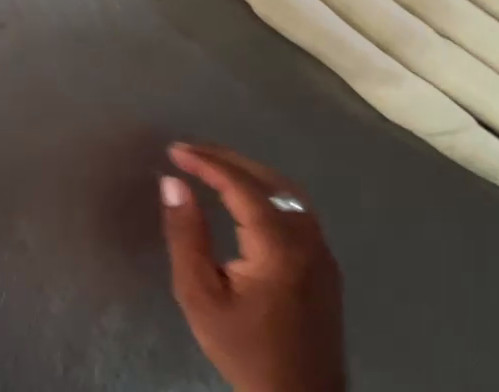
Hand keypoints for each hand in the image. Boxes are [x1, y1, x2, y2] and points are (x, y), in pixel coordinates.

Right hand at [161, 143, 345, 391]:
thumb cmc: (243, 347)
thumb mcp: (199, 294)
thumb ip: (186, 235)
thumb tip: (173, 183)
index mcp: (280, 248)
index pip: (242, 187)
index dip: (207, 162)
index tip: (174, 151)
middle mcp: (309, 243)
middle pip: (271, 183)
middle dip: (228, 159)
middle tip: (189, 151)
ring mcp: (323, 256)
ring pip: (290, 195)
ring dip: (250, 173)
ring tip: (212, 166)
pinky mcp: (325, 268)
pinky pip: (297, 212)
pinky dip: (266, 191)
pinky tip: (243, 197)